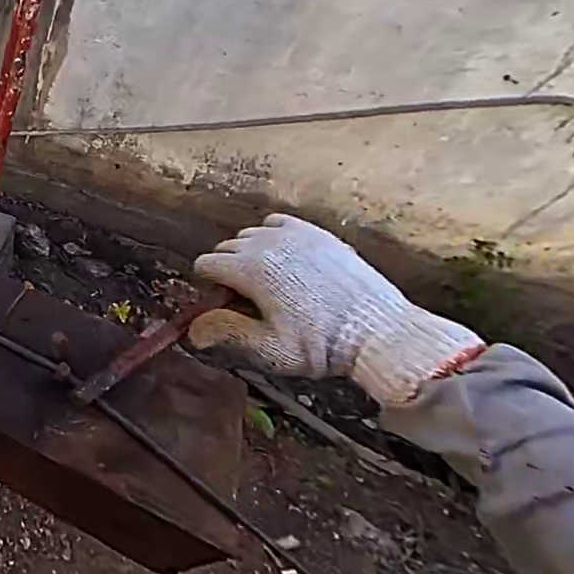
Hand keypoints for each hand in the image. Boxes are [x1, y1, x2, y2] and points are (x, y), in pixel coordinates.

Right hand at [190, 213, 482, 405]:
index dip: (209, 285)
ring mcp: (294, 234)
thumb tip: (193, 330)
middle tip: (247, 299)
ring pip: (250, 235)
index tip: (224, 302)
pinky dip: (272, 237)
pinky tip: (285, 261)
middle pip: (226, 248)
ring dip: (249, 253)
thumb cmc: (324, 344)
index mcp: (251, 269)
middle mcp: (267, 243)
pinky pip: (278, 224)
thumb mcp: (271, 349)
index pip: (206, 263)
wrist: (380, 332)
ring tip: (268, 282)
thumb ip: (228, 334)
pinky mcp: (316, 233)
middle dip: (228, 270)